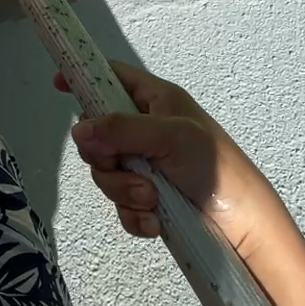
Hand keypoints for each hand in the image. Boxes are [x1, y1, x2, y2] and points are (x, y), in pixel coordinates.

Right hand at [62, 62, 304, 305]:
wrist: (247, 229)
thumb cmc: (216, 167)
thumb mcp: (170, 136)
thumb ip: (121, 129)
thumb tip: (77, 129)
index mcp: (155, 101)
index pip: (112, 77)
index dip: (84, 76)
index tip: (57, 84)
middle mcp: (145, 130)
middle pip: (97, 133)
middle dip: (105, 156)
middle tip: (122, 165)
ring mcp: (144, 166)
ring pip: (105, 172)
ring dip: (124, 189)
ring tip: (152, 199)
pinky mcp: (147, 201)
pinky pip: (120, 204)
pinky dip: (134, 213)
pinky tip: (154, 221)